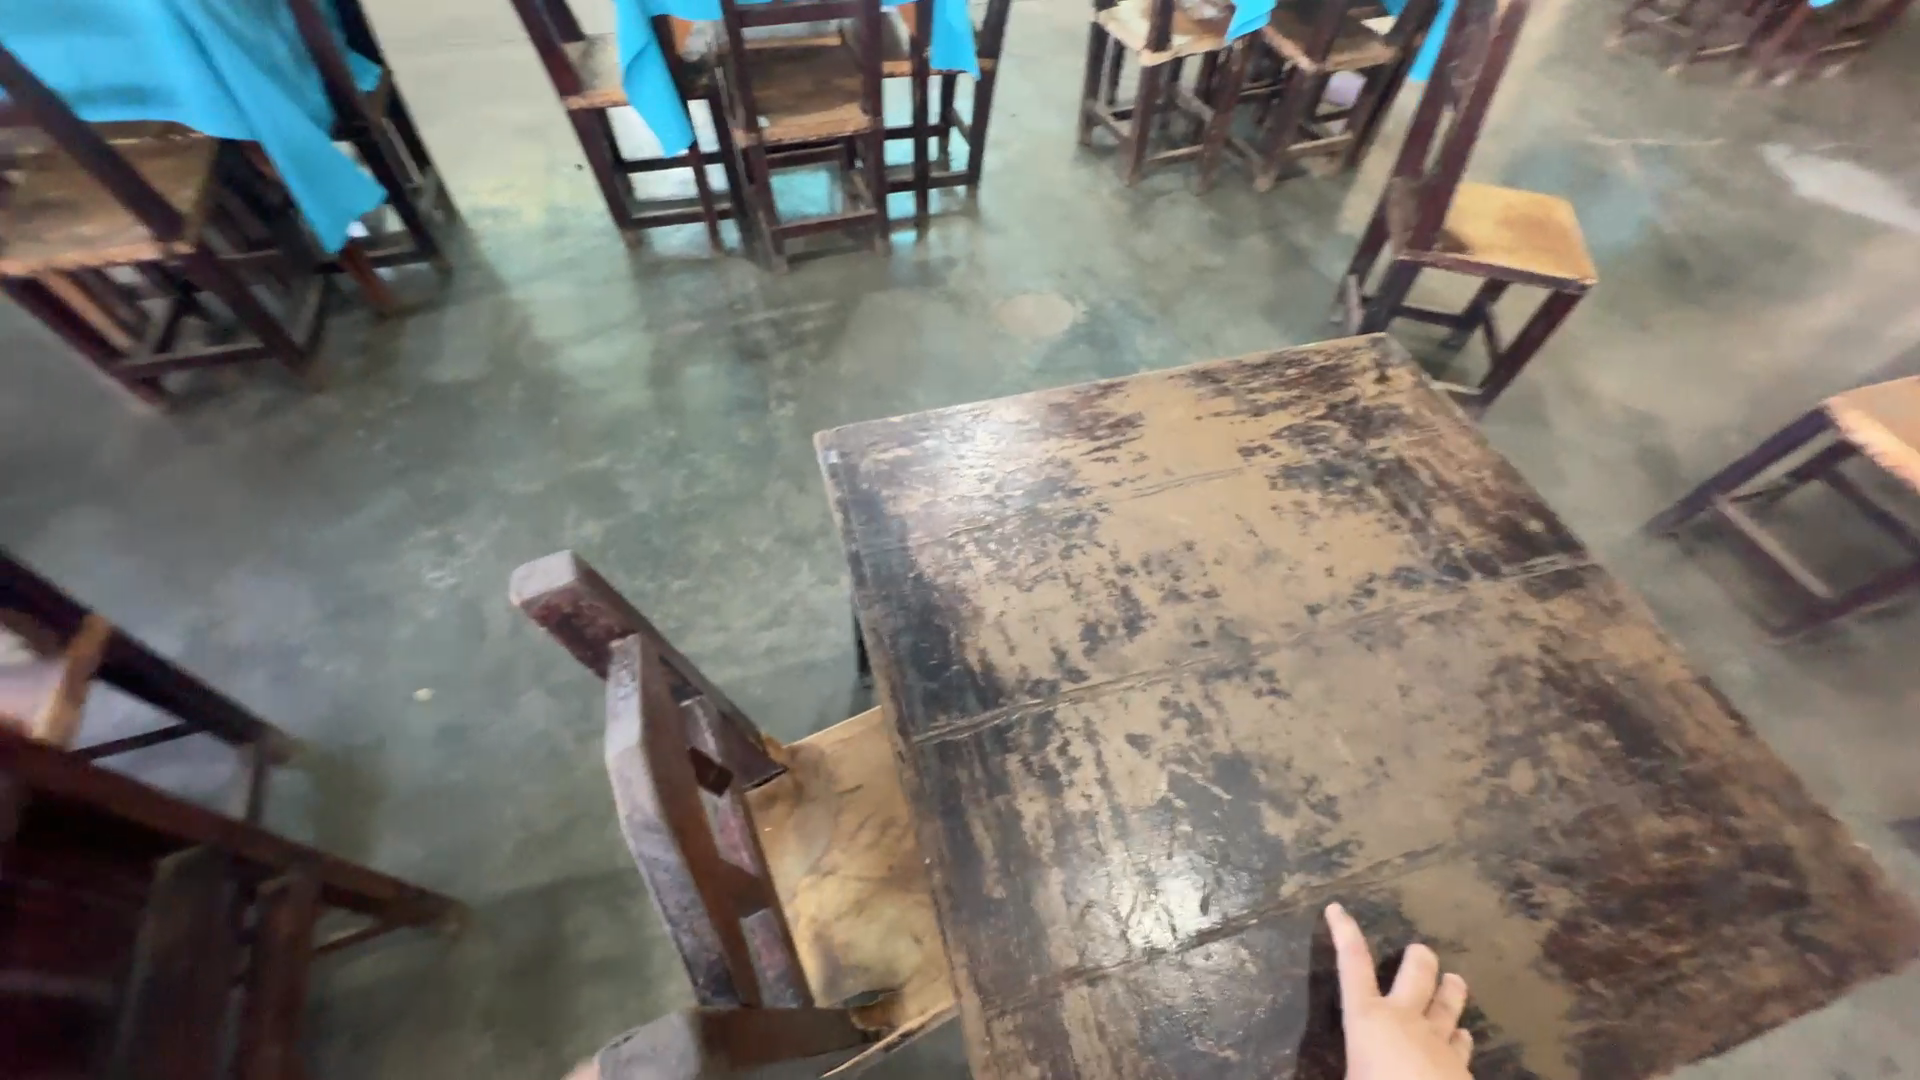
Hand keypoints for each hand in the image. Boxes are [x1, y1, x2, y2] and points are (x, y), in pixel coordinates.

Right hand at [1326, 902, 1474, 1079]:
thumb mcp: (1348, 1077)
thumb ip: (1347, 1064)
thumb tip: (1321, 1072)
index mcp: (1367, 1017)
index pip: (1352, 962)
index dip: (1343, 932)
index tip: (1336, 909)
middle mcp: (1403, 1018)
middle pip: (1415, 976)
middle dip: (1419, 959)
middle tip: (1421, 950)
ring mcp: (1437, 1042)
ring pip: (1447, 1006)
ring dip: (1451, 991)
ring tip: (1456, 980)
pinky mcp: (1463, 1068)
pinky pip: (1462, 1045)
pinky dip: (1461, 1038)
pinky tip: (1465, 1037)